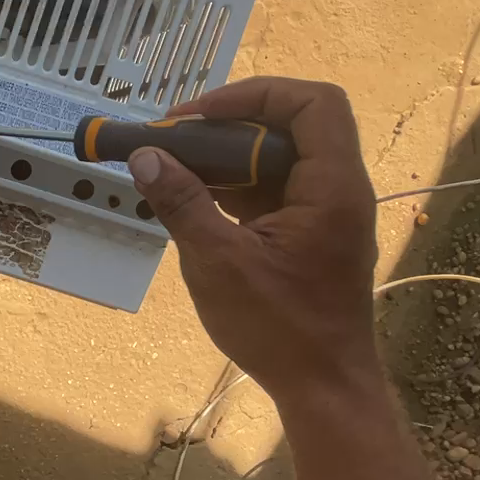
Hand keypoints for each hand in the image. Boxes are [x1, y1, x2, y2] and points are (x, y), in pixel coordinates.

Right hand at [129, 78, 378, 400]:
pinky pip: (267, 189)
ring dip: (223, 155)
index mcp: (331, 187)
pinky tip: (188, 198)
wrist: (322, 386)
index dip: (254, 93)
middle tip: (171, 139)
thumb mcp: (217, 262)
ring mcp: (320, 212)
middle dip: (226, 124)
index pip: (313, 103)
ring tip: (170, 165)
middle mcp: (334, 189)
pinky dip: (228, 184)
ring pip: (274, 158)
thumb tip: (144, 156)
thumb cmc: (278, 326)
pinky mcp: (303, 234)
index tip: (195, 116)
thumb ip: (182, 203)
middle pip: (289, 126)